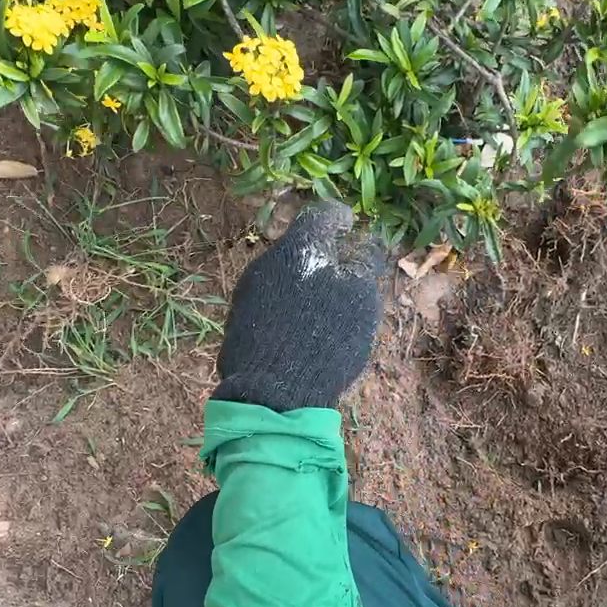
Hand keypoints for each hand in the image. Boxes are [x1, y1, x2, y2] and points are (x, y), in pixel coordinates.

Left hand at [213, 201, 386, 412]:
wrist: (274, 390)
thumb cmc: (326, 340)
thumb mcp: (360, 301)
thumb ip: (364, 267)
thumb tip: (367, 246)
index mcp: (301, 248)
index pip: (322, 216)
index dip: (340, 218)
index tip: (350, 223)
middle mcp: (269, 261)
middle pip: (300, 248)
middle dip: (322, 255)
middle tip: (343, 271)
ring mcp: (249, 291)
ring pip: (285, 276)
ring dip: (305, 284)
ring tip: (324, 308)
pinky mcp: (239, 320)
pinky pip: (271, 302)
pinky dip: (289, 307)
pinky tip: (301, 330)